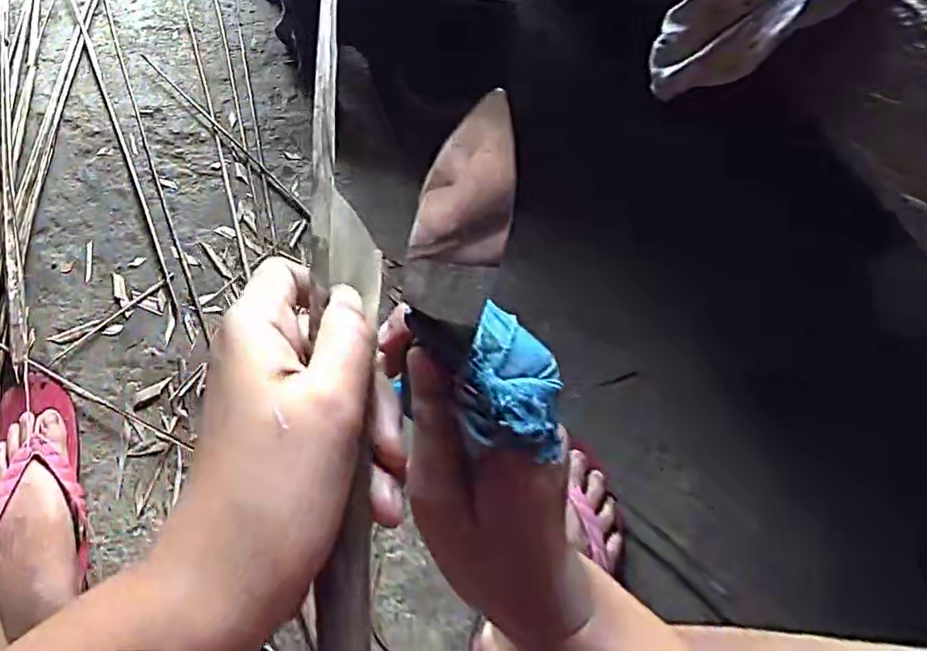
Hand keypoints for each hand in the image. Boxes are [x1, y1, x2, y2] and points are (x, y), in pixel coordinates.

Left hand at [147, 257, 404, 648]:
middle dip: (367, 389)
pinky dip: (351, 458)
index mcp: (253, 328)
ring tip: (385, 487)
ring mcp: (264, 395)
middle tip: (390, 443)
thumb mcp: (330, 402)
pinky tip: (374, 504)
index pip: (289, 272)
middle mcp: (254, 353)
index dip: (330, 294)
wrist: (230, 582)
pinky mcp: (276, 434)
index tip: (364, 340)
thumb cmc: (279, 488)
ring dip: (369, 435)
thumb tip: (351, 295)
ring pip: (334, 386)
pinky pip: (323, 425)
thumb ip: (348, 336)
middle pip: (325, 336)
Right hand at [380, 307, 593, 650]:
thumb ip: (431, 422)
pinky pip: (479, 371)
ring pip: (476, 349)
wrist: (542, 597)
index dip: (428, 328)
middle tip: (384, 362)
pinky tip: (417, 387)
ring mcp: (532, 407)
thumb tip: (420, 352)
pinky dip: (442, 369)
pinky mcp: (523, 413)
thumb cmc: (485, 560)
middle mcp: (533, 404)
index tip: (388, 347)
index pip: (479, 343)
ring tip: (393, 373)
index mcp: (517, 424)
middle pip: (476, 337)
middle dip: (421, 335)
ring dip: (430, 350)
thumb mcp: (439, 496)